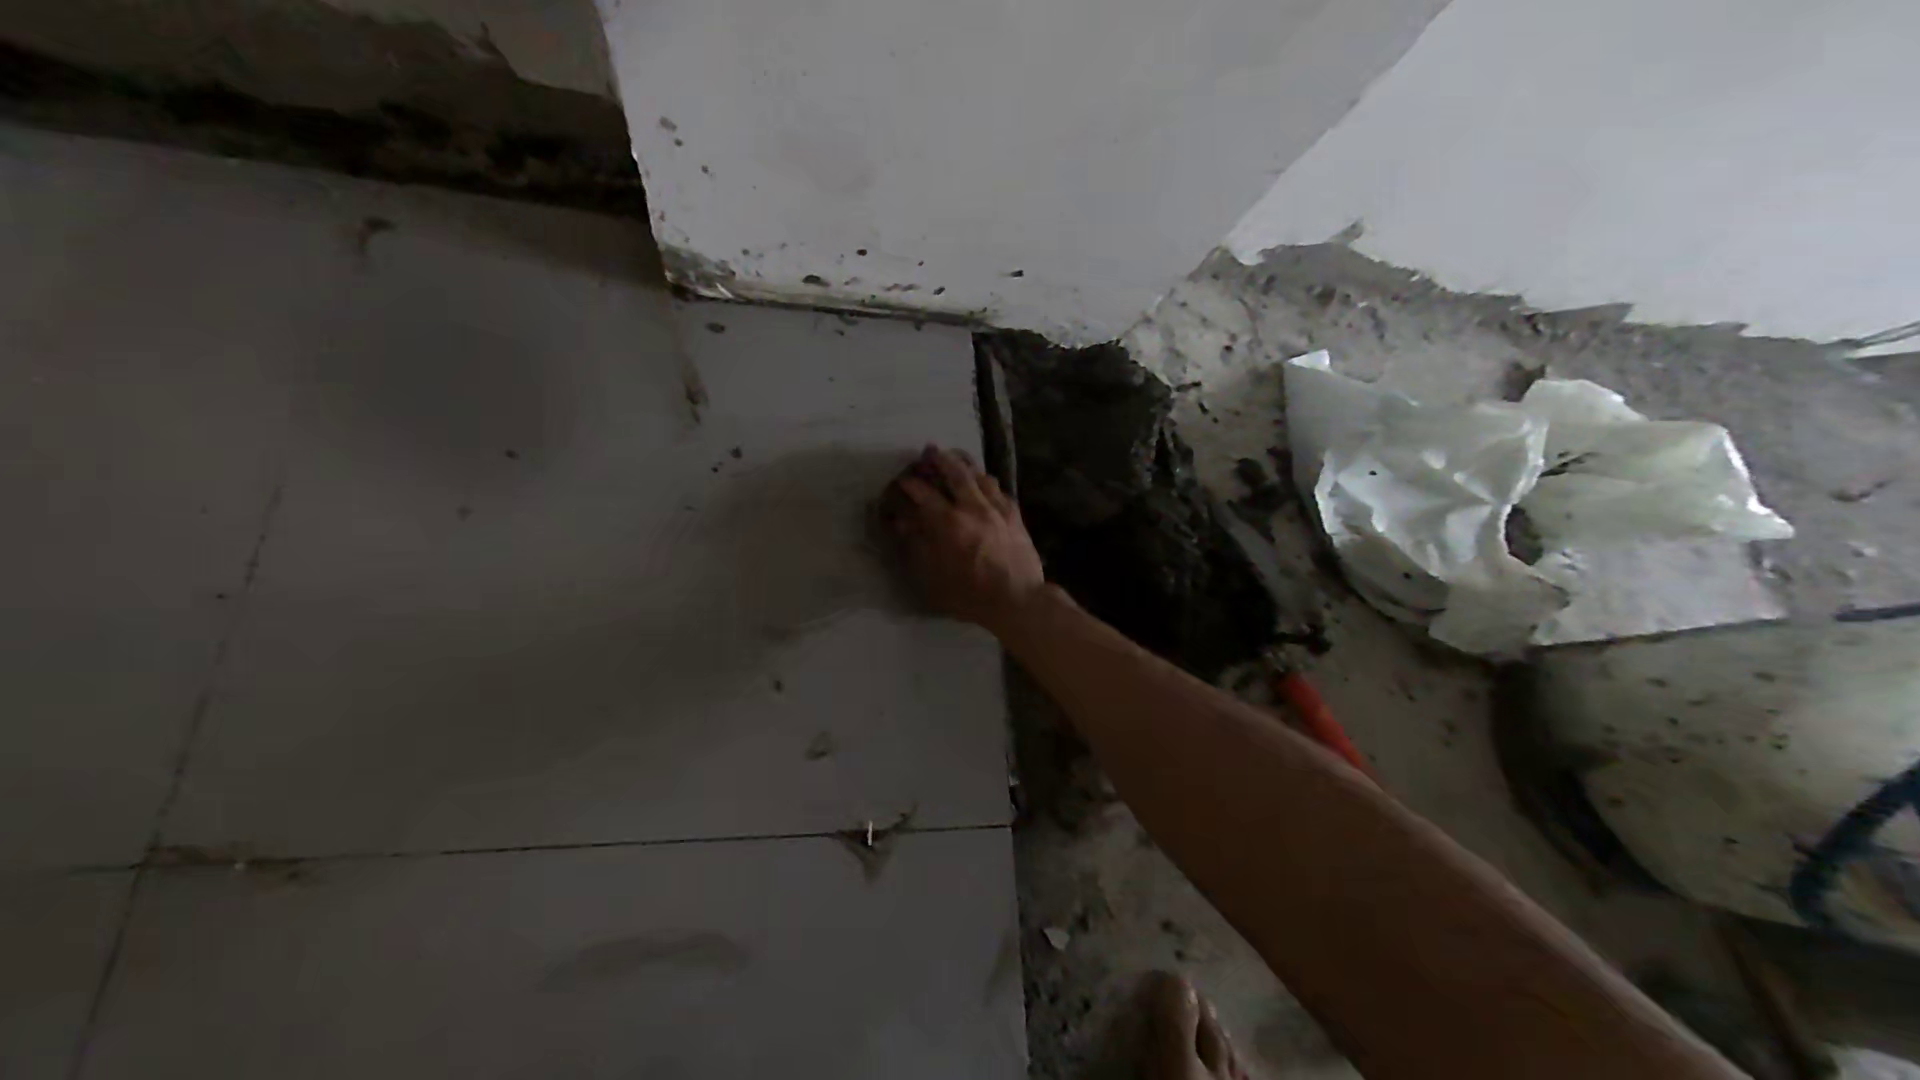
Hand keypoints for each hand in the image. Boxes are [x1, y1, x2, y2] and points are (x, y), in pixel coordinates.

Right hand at [880, 445, 1046, 633]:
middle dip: (940, 459)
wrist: (1018, 599)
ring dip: (966, 466)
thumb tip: (903, 523)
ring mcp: (997, 509)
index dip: (910, 484)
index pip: (923, 494)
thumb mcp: (934, 577)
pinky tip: (985, 484)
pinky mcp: (1015, 515)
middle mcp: (972, 507)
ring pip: (980, 476)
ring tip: (957, 459)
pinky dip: (987, 483)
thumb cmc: (970, 594)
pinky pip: (999, 490)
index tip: (902, 481)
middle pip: (955, 473)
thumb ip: (918, 546)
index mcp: (948, 523)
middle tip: (930, 450)